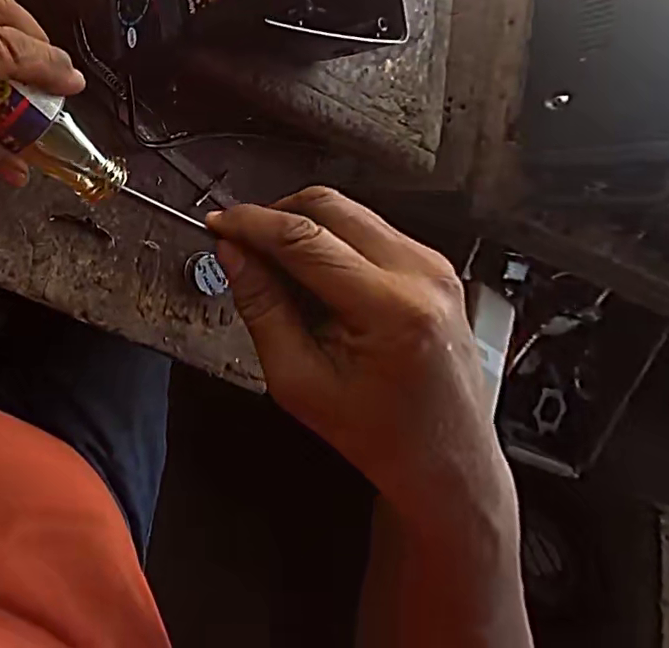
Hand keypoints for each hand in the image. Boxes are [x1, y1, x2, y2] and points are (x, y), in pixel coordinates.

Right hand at [206, 187, 513, 531]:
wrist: (448, 463)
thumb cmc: (380, 435)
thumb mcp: (299, 381)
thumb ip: (261, 308)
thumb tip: (232, 254)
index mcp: (391, 310)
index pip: (304, 237)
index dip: (251, 223)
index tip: (220, 223)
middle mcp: (421, 275)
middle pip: (327, 205)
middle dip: (274, 214)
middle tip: (242, 240)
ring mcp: (432, 265)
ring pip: (347, 209)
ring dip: (300, 223)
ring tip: (276, 264)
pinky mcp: (432, 265)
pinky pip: (367, 226)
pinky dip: (328, 236)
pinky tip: (312, 273)